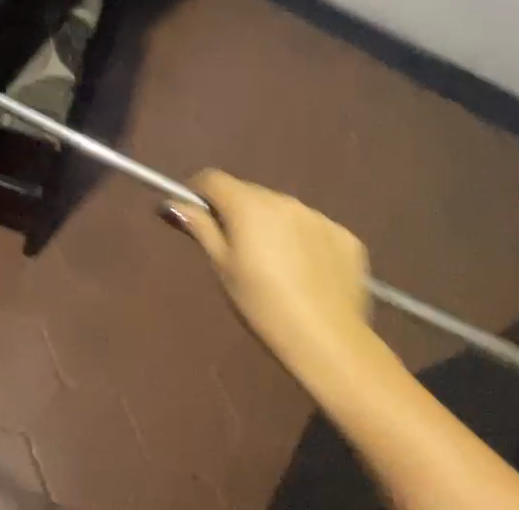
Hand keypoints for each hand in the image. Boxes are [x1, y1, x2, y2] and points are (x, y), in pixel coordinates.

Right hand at [168, 170, 371, 360]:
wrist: (327, 340)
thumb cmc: (261, 304)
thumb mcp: (222, 267)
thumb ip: (200, 227)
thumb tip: (172, 203)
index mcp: (247, 205)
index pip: (213, 179)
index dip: (200, 194)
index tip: (198, 217)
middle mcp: (283, 200)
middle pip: (249, 194)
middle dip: (238, 212)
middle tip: (237, 250)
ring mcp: (318, 216)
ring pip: (282, 210)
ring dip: (272, 225)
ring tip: (276, 265)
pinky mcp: (346, 236)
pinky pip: (313, 228)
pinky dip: (304, 241)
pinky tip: (306, 273)